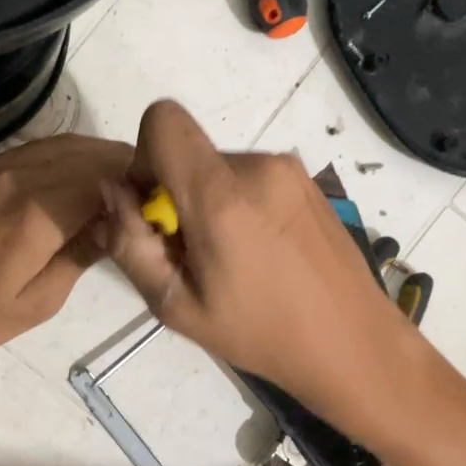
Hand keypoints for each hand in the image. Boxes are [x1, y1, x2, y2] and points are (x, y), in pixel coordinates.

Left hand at [0, 134, 131, 369]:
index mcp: (33, 216)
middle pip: (85, 155)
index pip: (101, 179)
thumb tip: (121, 221)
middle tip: (149, 187)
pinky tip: (82, 178)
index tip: (158, 198)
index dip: (134, 183)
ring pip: (63, 146)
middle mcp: (16, 179)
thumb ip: (83, 254)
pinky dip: (67, 157)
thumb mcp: (42, 301)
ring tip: (122, 181)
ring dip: (96, 157)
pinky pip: (37, 150)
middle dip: (121, 166)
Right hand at [98, 101, 407, 404]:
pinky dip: (238, 205)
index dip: (143, 156)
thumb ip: (131, 245)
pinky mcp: (308, 180)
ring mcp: (289, 169)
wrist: (353, 344)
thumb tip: (111, 191)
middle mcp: (257, 166)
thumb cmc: (260, 335)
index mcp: (222, 196)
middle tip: (192, 256)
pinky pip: (250, 177)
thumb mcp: (176, 306)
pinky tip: (258, 253)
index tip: (152, 208)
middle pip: (189, 153)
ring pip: (218, 167)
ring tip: (229, 260)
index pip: (163, 121)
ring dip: (208, 202)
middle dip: (175, 194)